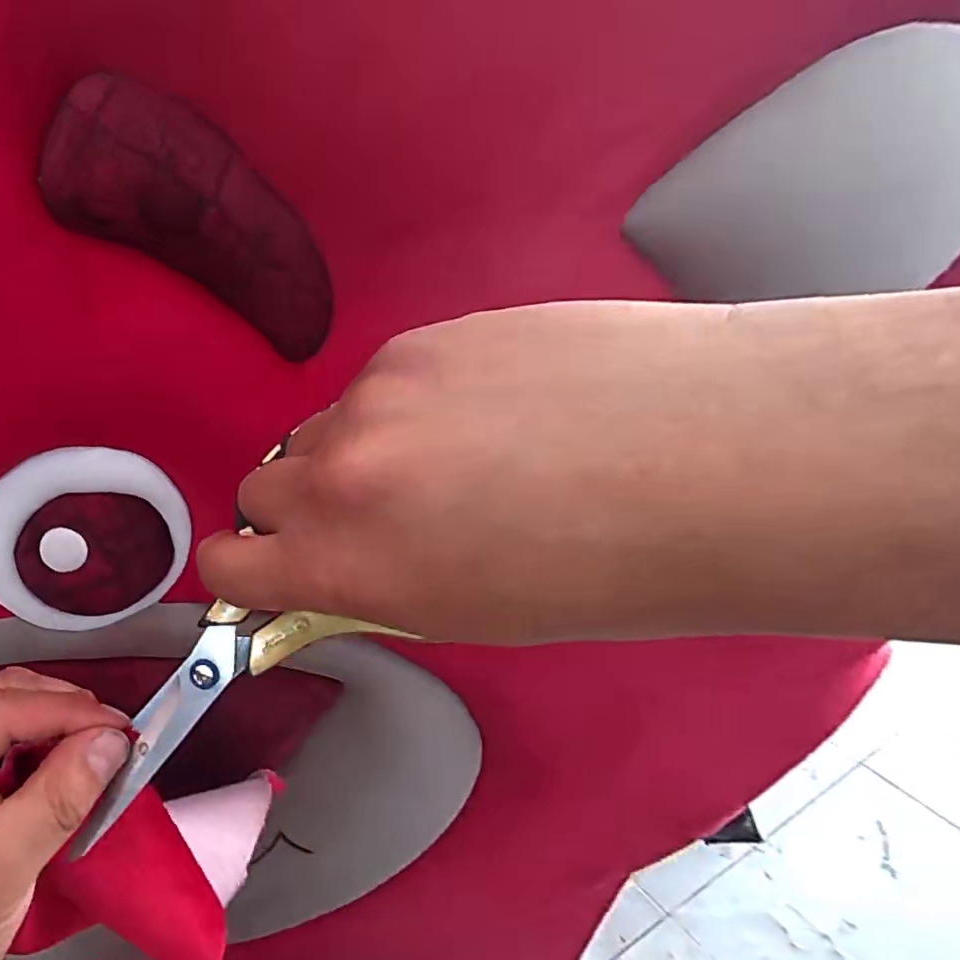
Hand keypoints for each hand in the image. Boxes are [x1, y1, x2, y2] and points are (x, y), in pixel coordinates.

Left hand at [0, 668, 129, 959]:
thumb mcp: (6, 864)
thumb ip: (60, 796)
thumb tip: (112, 740)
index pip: (0, 709)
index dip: (67, 711)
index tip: (123, 727)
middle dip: (61, 709)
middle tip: (113, 734)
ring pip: (1, 712)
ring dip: (52, 722)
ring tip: (95, 744)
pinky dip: (38, 742)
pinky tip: (64, 759)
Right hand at [197, 293, 959, 643]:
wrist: (736, 460)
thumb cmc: (605, 572)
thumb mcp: (453, 614)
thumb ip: (356, 589)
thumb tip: (314, 573)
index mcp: (340, 562)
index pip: (223, 565)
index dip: (240, 572)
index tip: (267, 570)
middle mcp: (335, 478)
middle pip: (256, 493)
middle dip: (293, 512)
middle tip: (361, 517)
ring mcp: (370, 401)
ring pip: (311, 436)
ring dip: (345, 456)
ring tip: (435, 460)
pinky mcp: (413, 345)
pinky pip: (370, 389)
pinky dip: (399, 408)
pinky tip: (478, 413)